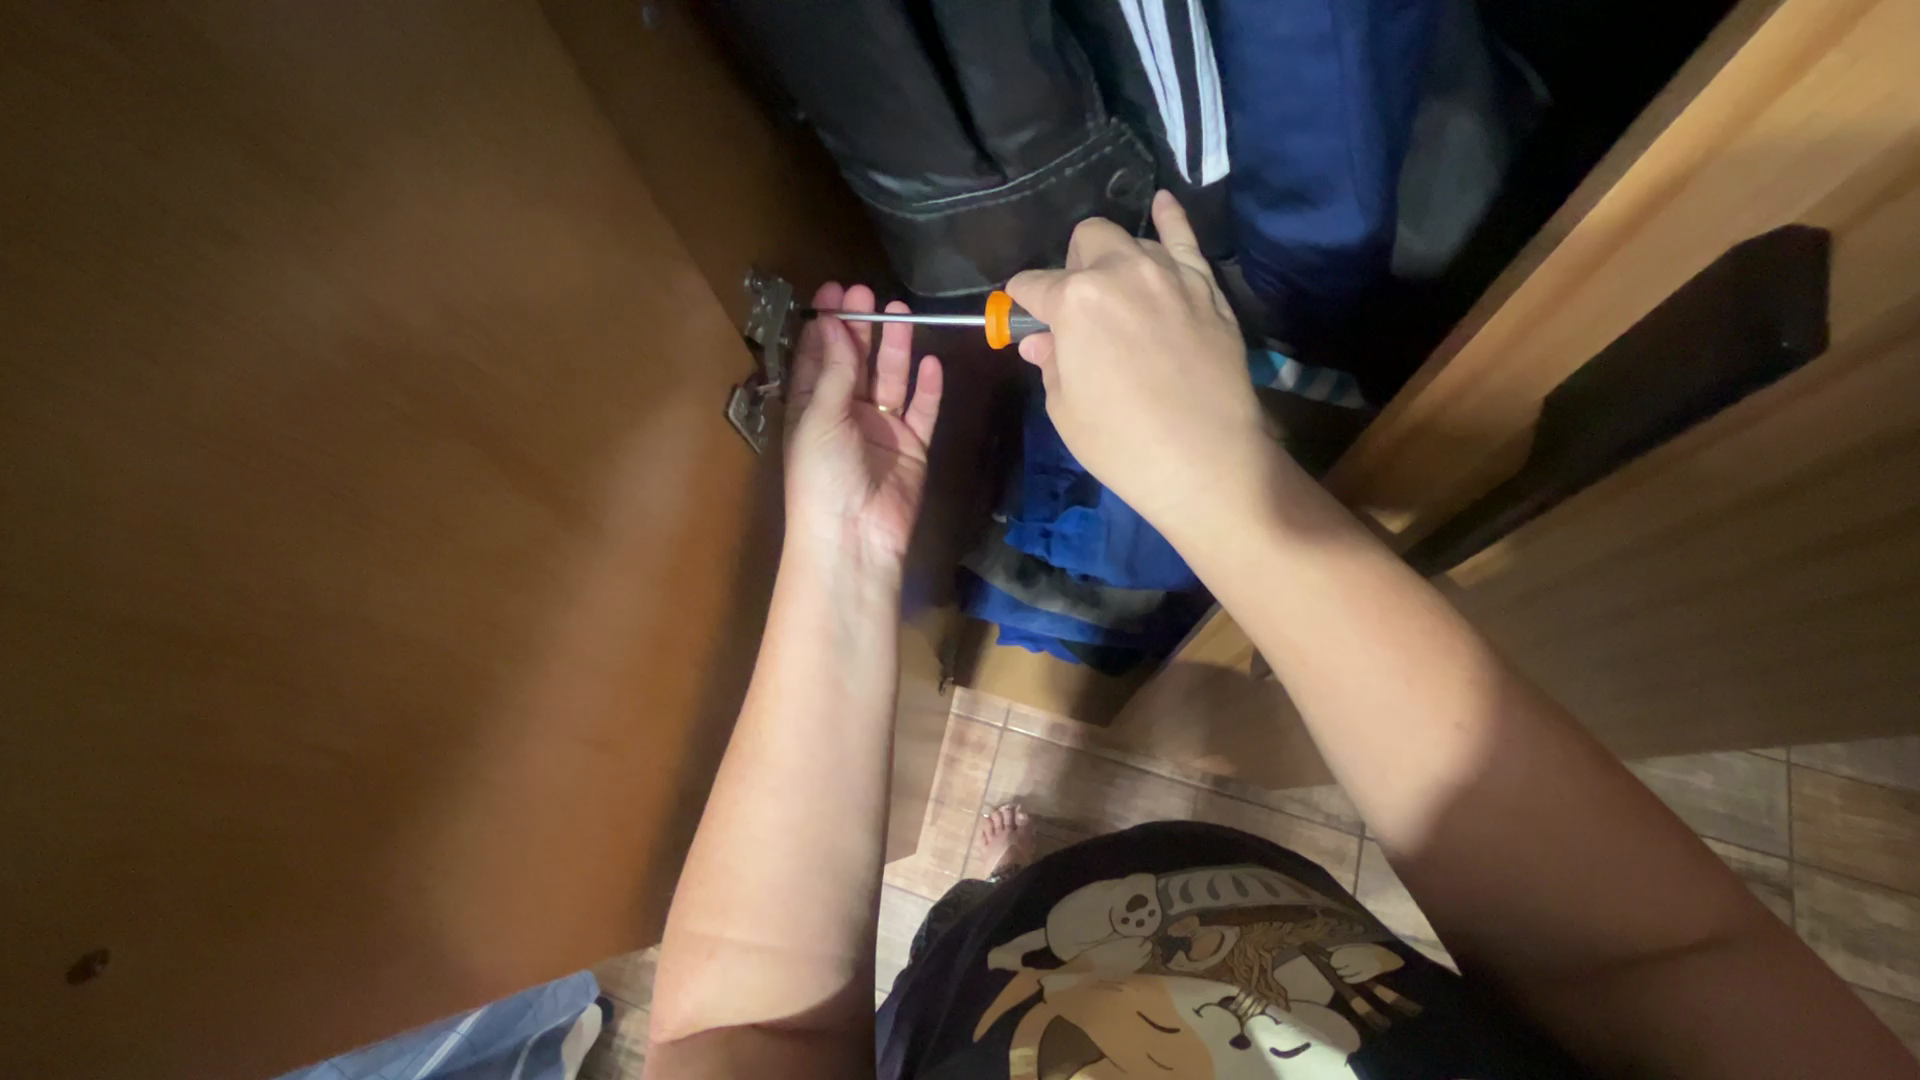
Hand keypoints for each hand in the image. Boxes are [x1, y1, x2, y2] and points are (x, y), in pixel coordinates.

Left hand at [783, 283, 943, 569]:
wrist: (855, 535)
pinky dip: (927, 389)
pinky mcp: (912, 447)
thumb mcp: (819, 418)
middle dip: (861, 329)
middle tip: (869, 293)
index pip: (817, 357)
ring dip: (894, 349)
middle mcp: (845, 415)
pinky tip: (931, 362)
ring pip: (890, 381)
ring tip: (900, 313)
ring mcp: (881, 431)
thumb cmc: (822, 475)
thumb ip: (833, 370)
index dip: (826, 325)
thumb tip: (832, 322)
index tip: (836, 290)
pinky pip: (922, 412)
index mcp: (811, 409)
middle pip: (855, 363)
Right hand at [1006, 192, 1276, 539]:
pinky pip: (1186, 238)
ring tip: (1113, 289)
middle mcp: (1120, 272)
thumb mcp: (1065, 409)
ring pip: (1132, 240)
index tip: (1022, 319)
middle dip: (1071, 267)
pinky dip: (1170, 219)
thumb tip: (1041, 342)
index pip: (1032, 286)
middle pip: (1086, 242)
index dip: (1021, 303)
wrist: (1204, 460)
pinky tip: (1162, 206)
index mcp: (1074, 301)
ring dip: (1113, 259)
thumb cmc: (1120, 443)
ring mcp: (1169, 274)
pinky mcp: (1206, 288)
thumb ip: (1052, 363)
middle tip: (1074, 310)